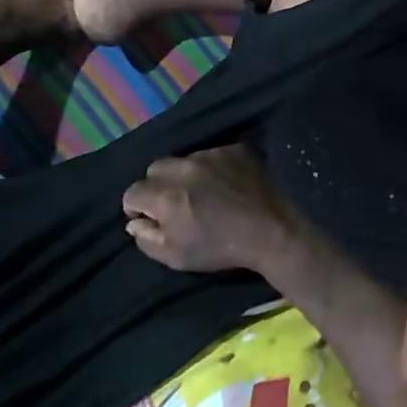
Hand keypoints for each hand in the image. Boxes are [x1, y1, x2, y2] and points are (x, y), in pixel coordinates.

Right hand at [122, 145, 296, 272]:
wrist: (273, 231)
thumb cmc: (221, 249)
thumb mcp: (175, 256)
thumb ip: (146, 237)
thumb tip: (134, 221)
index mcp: (166, 195)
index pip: (133, 192)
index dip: (138, 207)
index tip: (152, 217)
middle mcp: (186, 168)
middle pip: (157, 169)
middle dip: (159, 185)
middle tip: (177, 202)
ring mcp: (214, 155)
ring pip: (186, 159)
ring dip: (188, 173)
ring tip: (206, 191)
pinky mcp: (238, 149)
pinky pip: (215, 153)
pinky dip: (215, 166)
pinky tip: (228, 182)